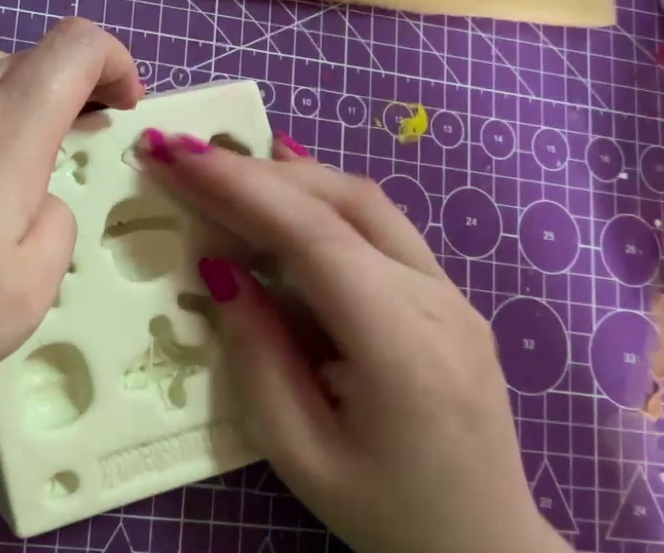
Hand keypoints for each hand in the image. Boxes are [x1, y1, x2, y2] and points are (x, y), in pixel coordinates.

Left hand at [0, 18, 143, 458]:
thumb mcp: (21, 298)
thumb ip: (53, 226)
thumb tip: (38, 195)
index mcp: (0, 137)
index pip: (70, 46)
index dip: (113, 60)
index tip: (122, 109)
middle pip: (23, 58)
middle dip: (67, 88)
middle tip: (77, 149)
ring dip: (15, 104)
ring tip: (18, 170)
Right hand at [139, 132, 570, 552]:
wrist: (491, 552)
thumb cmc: (385, 515)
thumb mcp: (297, 450)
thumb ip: (255, 352)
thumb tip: (219, 266)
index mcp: (403, 349)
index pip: (315, 236)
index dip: (239, 187)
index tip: (173, 155)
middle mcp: (440, 304)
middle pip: (341, 201)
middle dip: (251, 168)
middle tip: (177, 151)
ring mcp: (452, 295)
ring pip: (362, 201)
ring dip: (283, 174)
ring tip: (213, 164)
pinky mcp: (447, 296)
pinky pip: (378, 223)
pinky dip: (317, 195)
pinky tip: (278, 182)